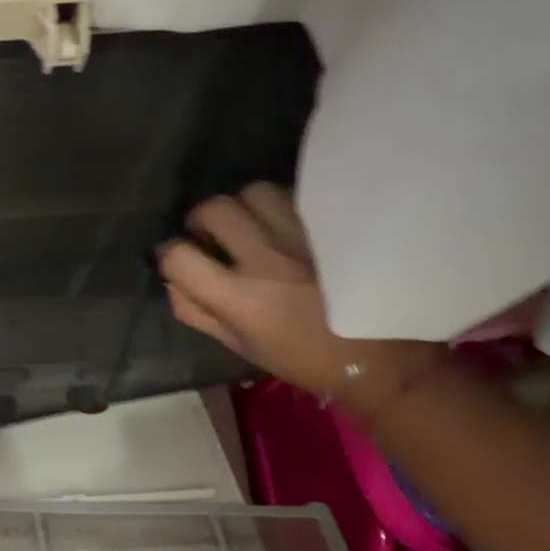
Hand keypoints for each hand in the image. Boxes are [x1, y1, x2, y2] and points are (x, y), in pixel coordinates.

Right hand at [158, 182, 445, 421]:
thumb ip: (198, 312)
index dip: (168, 256)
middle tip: (208, 236)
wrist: (381, 354)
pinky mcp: (332, 224)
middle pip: (216, 209)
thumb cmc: (302, 358)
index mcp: (239, 297)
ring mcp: (303, 235)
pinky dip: (275, 208)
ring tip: (247, 227)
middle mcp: (267, 258)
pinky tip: (281, 228)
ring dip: (241, 207)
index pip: (179, 256)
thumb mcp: (239, 346)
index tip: (176, 262)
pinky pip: (292, 198)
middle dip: (200, 219)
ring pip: (255, 192)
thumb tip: (173, 282)